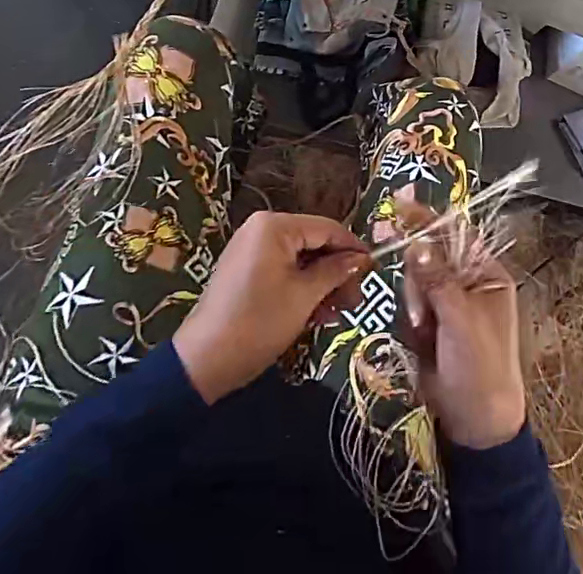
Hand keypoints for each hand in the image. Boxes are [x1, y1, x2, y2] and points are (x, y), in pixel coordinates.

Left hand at [172, 211, 369, 404]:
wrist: (208, 356)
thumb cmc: (260, 321)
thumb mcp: (305, 296)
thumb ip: (335, 271)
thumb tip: (360, 258)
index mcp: (274, 225)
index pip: (327, 227)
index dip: (353, 249)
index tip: (375, 274)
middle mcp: (261, 227)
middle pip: (314, 242)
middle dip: (336, 272)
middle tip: (353, 304)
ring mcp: (251, 247)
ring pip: (301, 258)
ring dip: (321, 284)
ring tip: (334, 316)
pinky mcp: (246, 267)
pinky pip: (284, 269)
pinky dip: (302, 288)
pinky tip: (314, 315)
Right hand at [403, 236, 525, 449]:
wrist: (474, 422)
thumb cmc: (480, 367)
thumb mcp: (460, 321)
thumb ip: (437, 279)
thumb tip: (416, 243)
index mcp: (487, 276)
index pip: (456, 234)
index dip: (428, 218)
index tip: (399, 202)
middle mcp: (467, 282)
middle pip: (428, 254)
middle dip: (417, 274)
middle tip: (408, 287)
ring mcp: (446, 300)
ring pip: (413, 277)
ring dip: (413, 300)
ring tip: (424, 329)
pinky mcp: (428, 318)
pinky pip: (407, 298)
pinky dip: (408, 313)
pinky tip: (419, 334)